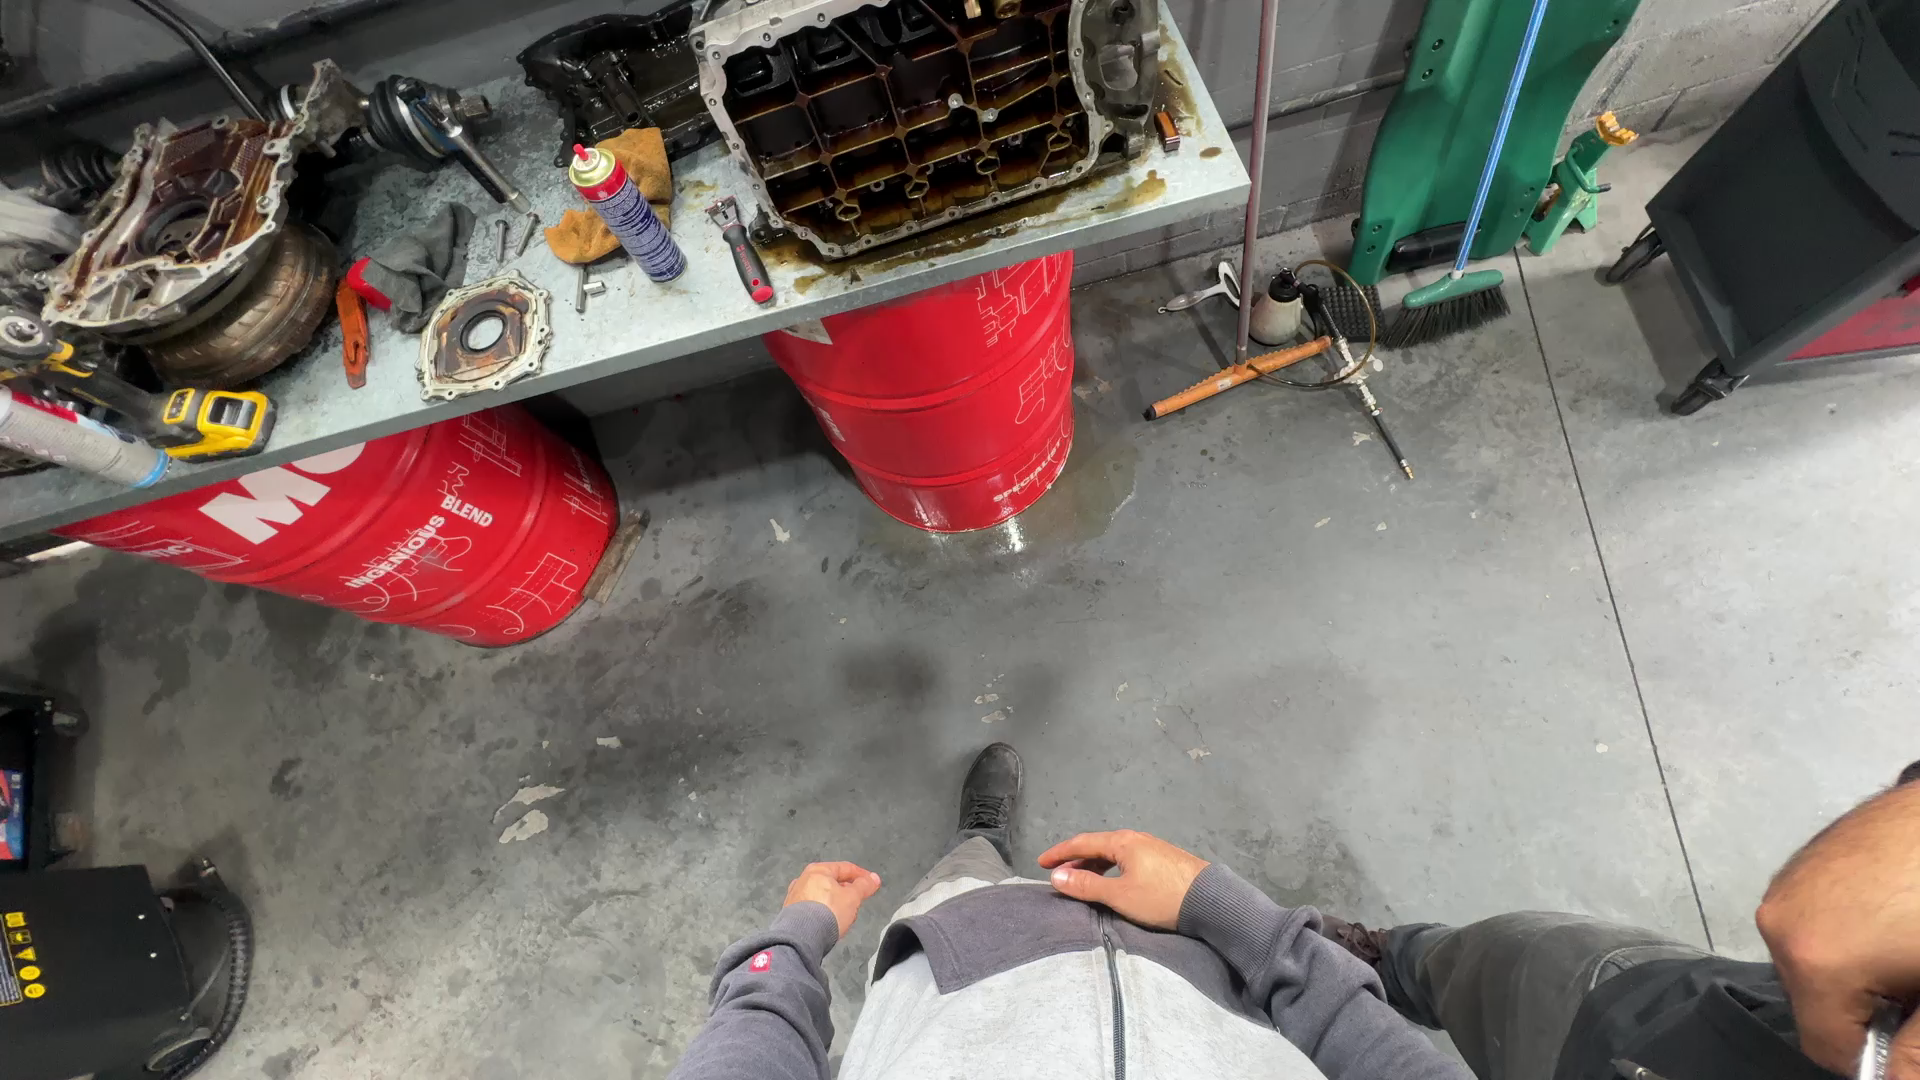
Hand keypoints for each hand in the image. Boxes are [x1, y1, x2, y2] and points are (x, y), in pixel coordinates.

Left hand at [784, 862, 881, 938]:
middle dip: (848, 892)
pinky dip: (823, 913)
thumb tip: (874, 878)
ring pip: (822, 897)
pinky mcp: (790, 915)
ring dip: (836, 904)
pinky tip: (829, 924)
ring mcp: (795, 897)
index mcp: (819, 870)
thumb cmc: (829, 912)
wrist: (801, 938)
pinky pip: (813, 909)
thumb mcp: (852, 897)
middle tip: (858, 902)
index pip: (846, 868)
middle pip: (832, 882)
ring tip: (845, 917)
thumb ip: (864, 886)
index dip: (862, 875)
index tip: (872, 883)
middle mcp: (804, 879)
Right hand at [1037, 830, 1209, 930]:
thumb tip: (1057, 876)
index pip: (1082, 842)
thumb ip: (1087, 885)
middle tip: (1059, 873)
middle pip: (1097, 845)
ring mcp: (1151, 847)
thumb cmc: (1162, 898)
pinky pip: (1126, 858)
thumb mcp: (1120, 895)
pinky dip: (1110, 866)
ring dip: (1093, 863)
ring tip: (1082, 878)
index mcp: (1121, 842)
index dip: (1059, 852)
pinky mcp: (1163, 860)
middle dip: (1075, 858)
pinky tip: (1114, 880)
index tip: (1041, 862)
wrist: (1212, 901)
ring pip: (1113, 852)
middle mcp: (1134, 838)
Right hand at [1756, 782, 1919, 1079]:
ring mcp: (1781, 891)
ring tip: (1911, 953)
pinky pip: (1813, 923)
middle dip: (1871, 1014)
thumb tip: (1892, 1077)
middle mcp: (1775, 923)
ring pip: (1814, 960)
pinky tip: (1896, 920)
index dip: (1880, 1066)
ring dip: (1860, 973)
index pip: (1827, 1048)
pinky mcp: (1796, 870)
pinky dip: (1850, 937)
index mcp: (1808, 959)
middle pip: (1815, 1002)